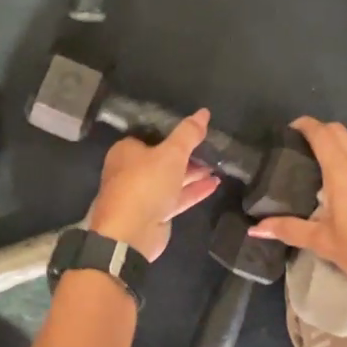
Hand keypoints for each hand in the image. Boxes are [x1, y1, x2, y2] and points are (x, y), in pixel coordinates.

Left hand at [88, 109, 221, 261]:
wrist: (130, 234)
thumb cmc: (145, 184)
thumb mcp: (171, 153)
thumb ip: (188, 134)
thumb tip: (204, 112)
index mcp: (127, 150)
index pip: (153, 135)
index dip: (174, 132)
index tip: (197, 129)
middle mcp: (133, 170)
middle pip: (163, 157)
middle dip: (187, 155)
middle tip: (211, 148)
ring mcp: (144, 193)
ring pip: (172, 178)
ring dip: (193, 173)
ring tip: (218, 165)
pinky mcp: (155, 213)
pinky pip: (177, 197)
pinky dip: (194, 190)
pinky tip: (215, 184)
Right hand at [249, 118, 346, 304]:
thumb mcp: (324, 243)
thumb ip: (289, 229)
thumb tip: (255, 227)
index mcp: (343, 172)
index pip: (322, 133)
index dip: (305, 125)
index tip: (292, 129)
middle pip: (342, 135)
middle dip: (323, 134)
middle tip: (305, 151)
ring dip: (345, 161)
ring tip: (333, 187)